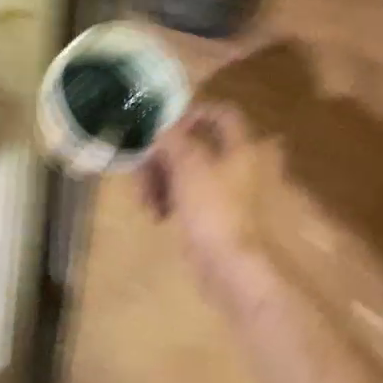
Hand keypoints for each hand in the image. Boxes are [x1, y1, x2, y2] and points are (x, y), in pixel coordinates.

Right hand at [141, 101, 279, 301]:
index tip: (164, 126)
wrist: (231, 269)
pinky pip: (187, 197)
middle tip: (141, 173)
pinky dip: (171, 200)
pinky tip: (156, 215)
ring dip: (162, 180)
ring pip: (187, 172)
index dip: (194, 113)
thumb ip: (173, 139)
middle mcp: (238, 165)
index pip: (223, 114)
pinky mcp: (214, 216)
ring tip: (146, 202)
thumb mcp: (188, 166)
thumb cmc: (213, 211)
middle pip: (195, 146)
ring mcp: (226, 192)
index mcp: (241, 147)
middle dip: (164, 157)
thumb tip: (161, 127)